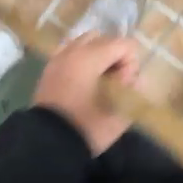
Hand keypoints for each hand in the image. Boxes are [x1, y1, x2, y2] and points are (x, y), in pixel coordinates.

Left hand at [31, 32, 138, 155]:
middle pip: (103, 38)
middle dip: (114, 56)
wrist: (47, 143)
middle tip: (115, 82)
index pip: (123, 44)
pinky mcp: (49, 70)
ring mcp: (57, 58)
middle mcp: (72, 51)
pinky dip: (81, 61)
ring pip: (84, 43)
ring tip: (100, 81)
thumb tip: (135, 80)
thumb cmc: (86, 128)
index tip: (124, 87)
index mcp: (89, 58)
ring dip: (97, 56)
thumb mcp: (119, 115)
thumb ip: (132, 92)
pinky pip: (70, 54)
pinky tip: (84, 83)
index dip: (130, 65)